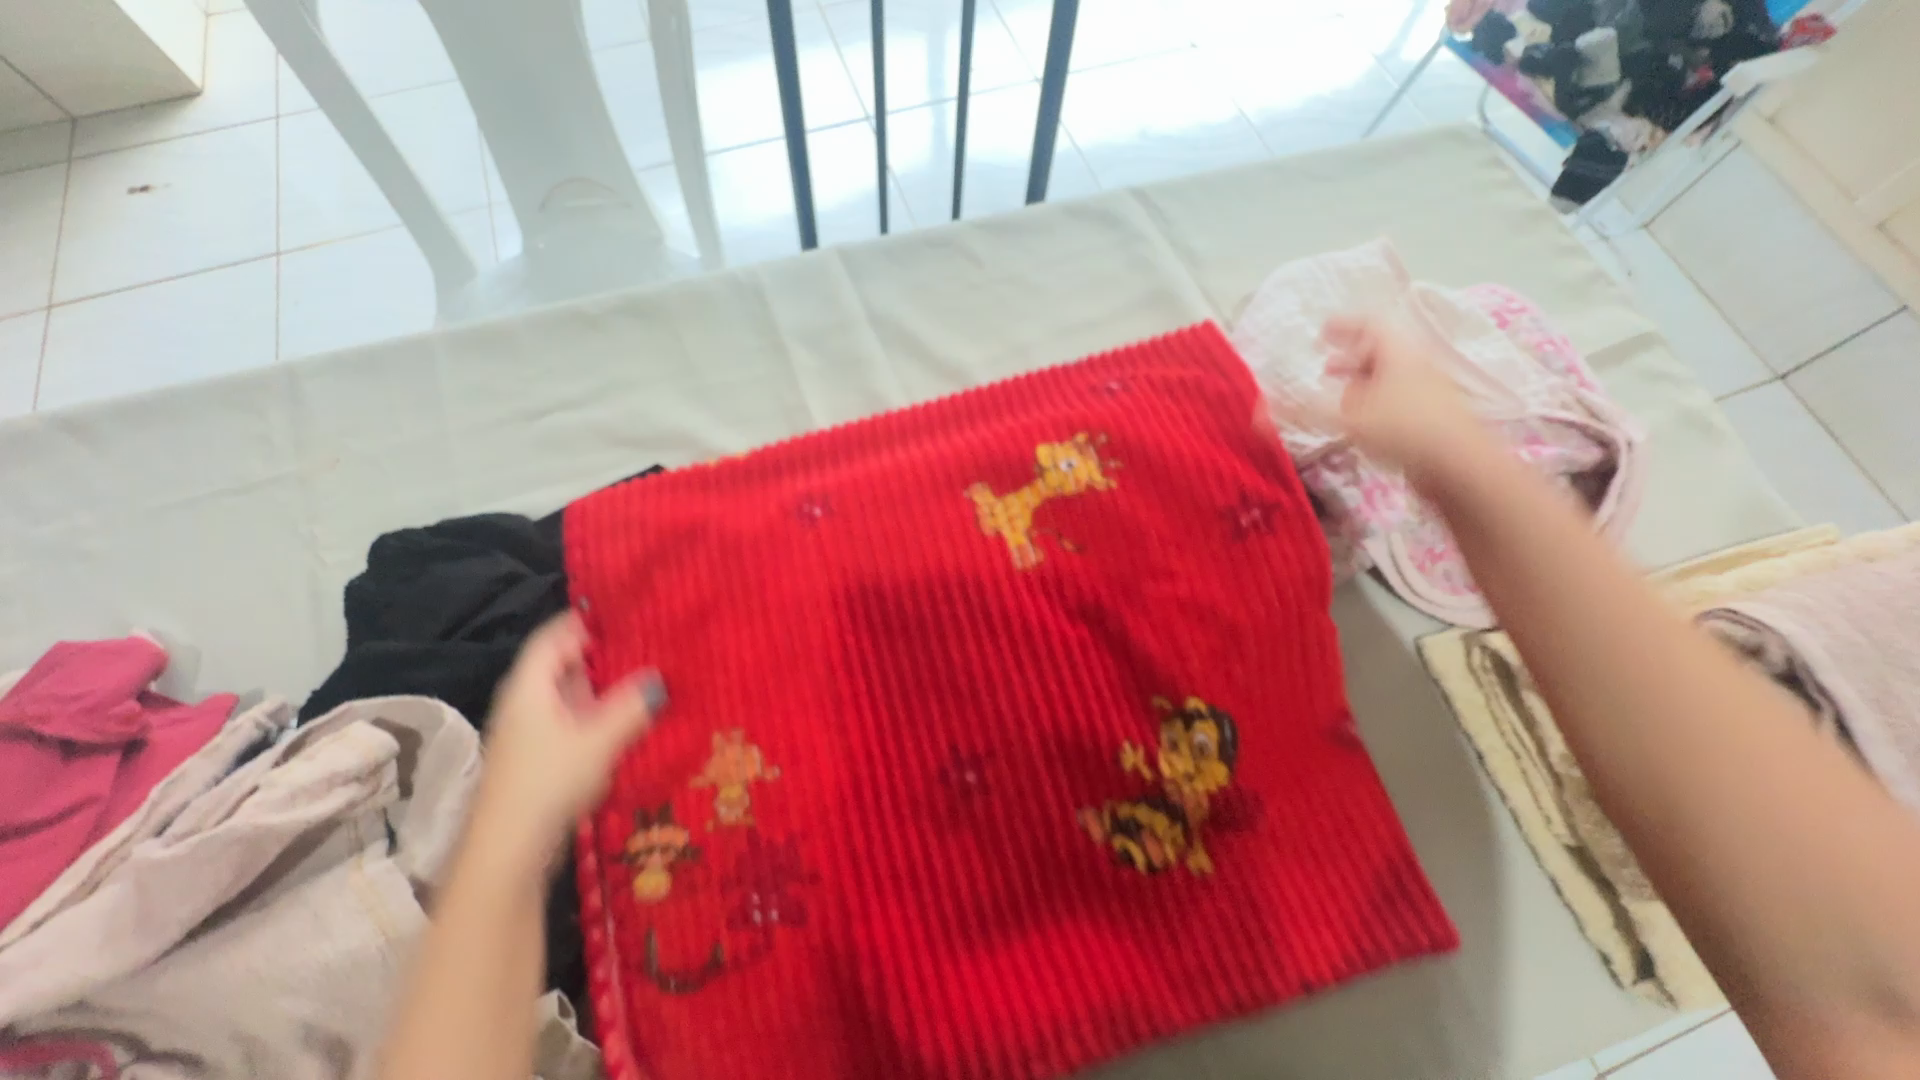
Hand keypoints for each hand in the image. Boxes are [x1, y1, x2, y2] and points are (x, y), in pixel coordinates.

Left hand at [473, 613, 663, 859]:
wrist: (507, 851)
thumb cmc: (548, 782)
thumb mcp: (599, 740)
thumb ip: (631, 706)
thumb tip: (659, 678)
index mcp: (530, 686)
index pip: (556, 635)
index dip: (587, 620)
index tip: (628, 610)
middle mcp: (526, 703)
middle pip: (564, 665)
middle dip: (604, 655)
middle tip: (649, 643)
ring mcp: (531, 733)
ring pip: (571, 698)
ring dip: (605, 689)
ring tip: (649, 679)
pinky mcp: (540, 761)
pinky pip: (574, 723)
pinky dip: (600, 717)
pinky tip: (630, 725)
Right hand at [1290, 313, 1498, 489]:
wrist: (1463, 467)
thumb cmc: (1404, 430)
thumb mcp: (1345, 420)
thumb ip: (1300, 413)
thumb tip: (1254, 411)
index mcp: (1398, 353)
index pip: (1370, 324)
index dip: (1344, 325)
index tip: (1321, 331)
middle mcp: (1415, 366)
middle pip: (1381, 351)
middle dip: (1349, 357)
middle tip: (1323, 367)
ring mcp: (1427, 393)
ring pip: (1389, 378)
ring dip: (1361, 384)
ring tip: (1338, 399)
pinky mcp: (1432, 419)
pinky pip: (1397, 400)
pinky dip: (1373, 404)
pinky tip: (1361, 426)